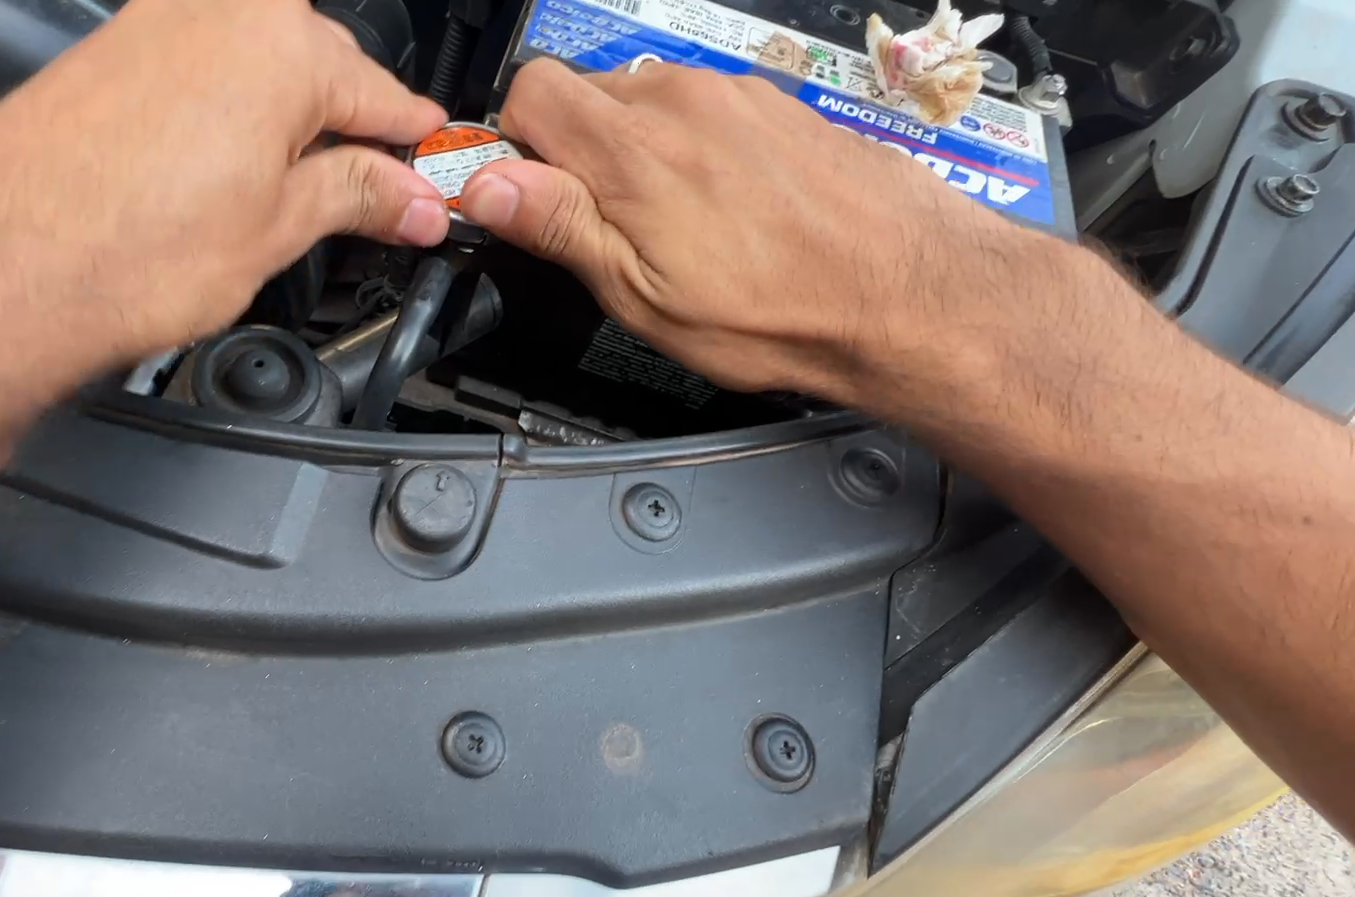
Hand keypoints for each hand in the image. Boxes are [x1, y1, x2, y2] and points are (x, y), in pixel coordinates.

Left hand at [0, 0, 448, 399]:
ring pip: (259, 78)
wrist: (0, 266)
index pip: (382, 97)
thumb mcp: (277, 228)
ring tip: (298, 203)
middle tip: (375, 203)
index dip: (413, 147)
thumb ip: (355, 197)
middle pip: (321, 76)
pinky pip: (204, 82)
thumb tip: (411, 199)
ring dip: (291, 135)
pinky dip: (234, 126)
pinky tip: (231, 178)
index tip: (430, 181)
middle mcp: (218, 12)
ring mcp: (158, 27)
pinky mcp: (115, 59)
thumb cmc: (128, 249)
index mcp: (281, 46)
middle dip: (353, 138)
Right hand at [458, 59, 1058, 409]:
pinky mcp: (767, 104)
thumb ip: (559, 225)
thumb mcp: (638, 292)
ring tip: (659, 226)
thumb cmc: (770, 311)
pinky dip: (676, 148)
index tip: (528, 199)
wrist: (902, 293)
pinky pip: (692, 108)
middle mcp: (680, 98)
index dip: (513, 146)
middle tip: (597, 229)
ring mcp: (730, 93)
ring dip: (624, 154)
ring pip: (635, 100)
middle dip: (567, 154)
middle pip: (580, 93)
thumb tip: (486, 184)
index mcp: (633, 148)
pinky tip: (707, 206)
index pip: (529, 92)